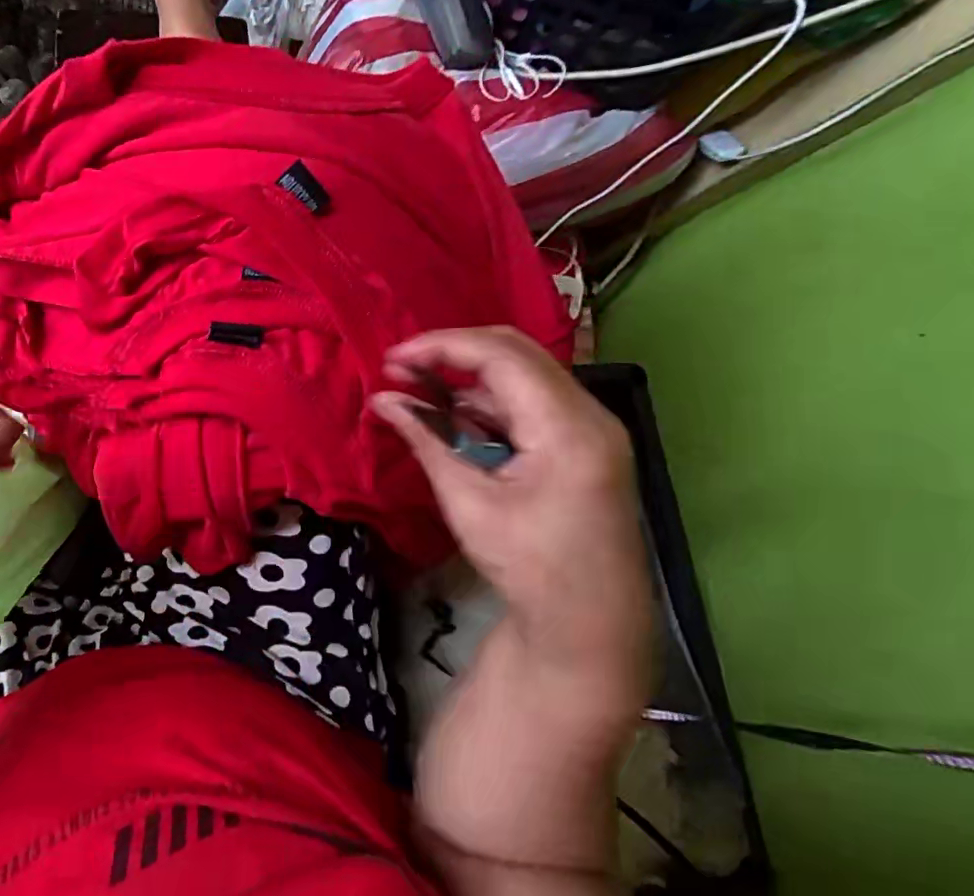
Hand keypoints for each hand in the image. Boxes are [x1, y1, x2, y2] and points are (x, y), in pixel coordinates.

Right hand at [370, 328, 648, 670]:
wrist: (591, 625)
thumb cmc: (529, 567)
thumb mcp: (468, 502)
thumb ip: (425, 440)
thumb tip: (380, 401)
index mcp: (568, 428)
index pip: (500, 355)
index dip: (440, 347)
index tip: (391, 359)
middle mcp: (590, 415)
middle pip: (515, 352)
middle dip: (451, 352)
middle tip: (400, 367)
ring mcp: (593, 428)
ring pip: (523, 374)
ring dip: (468, 376)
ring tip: (418, 390)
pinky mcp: (585, 443)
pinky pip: (531, 402)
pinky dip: (488, 401)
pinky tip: (454, 417)